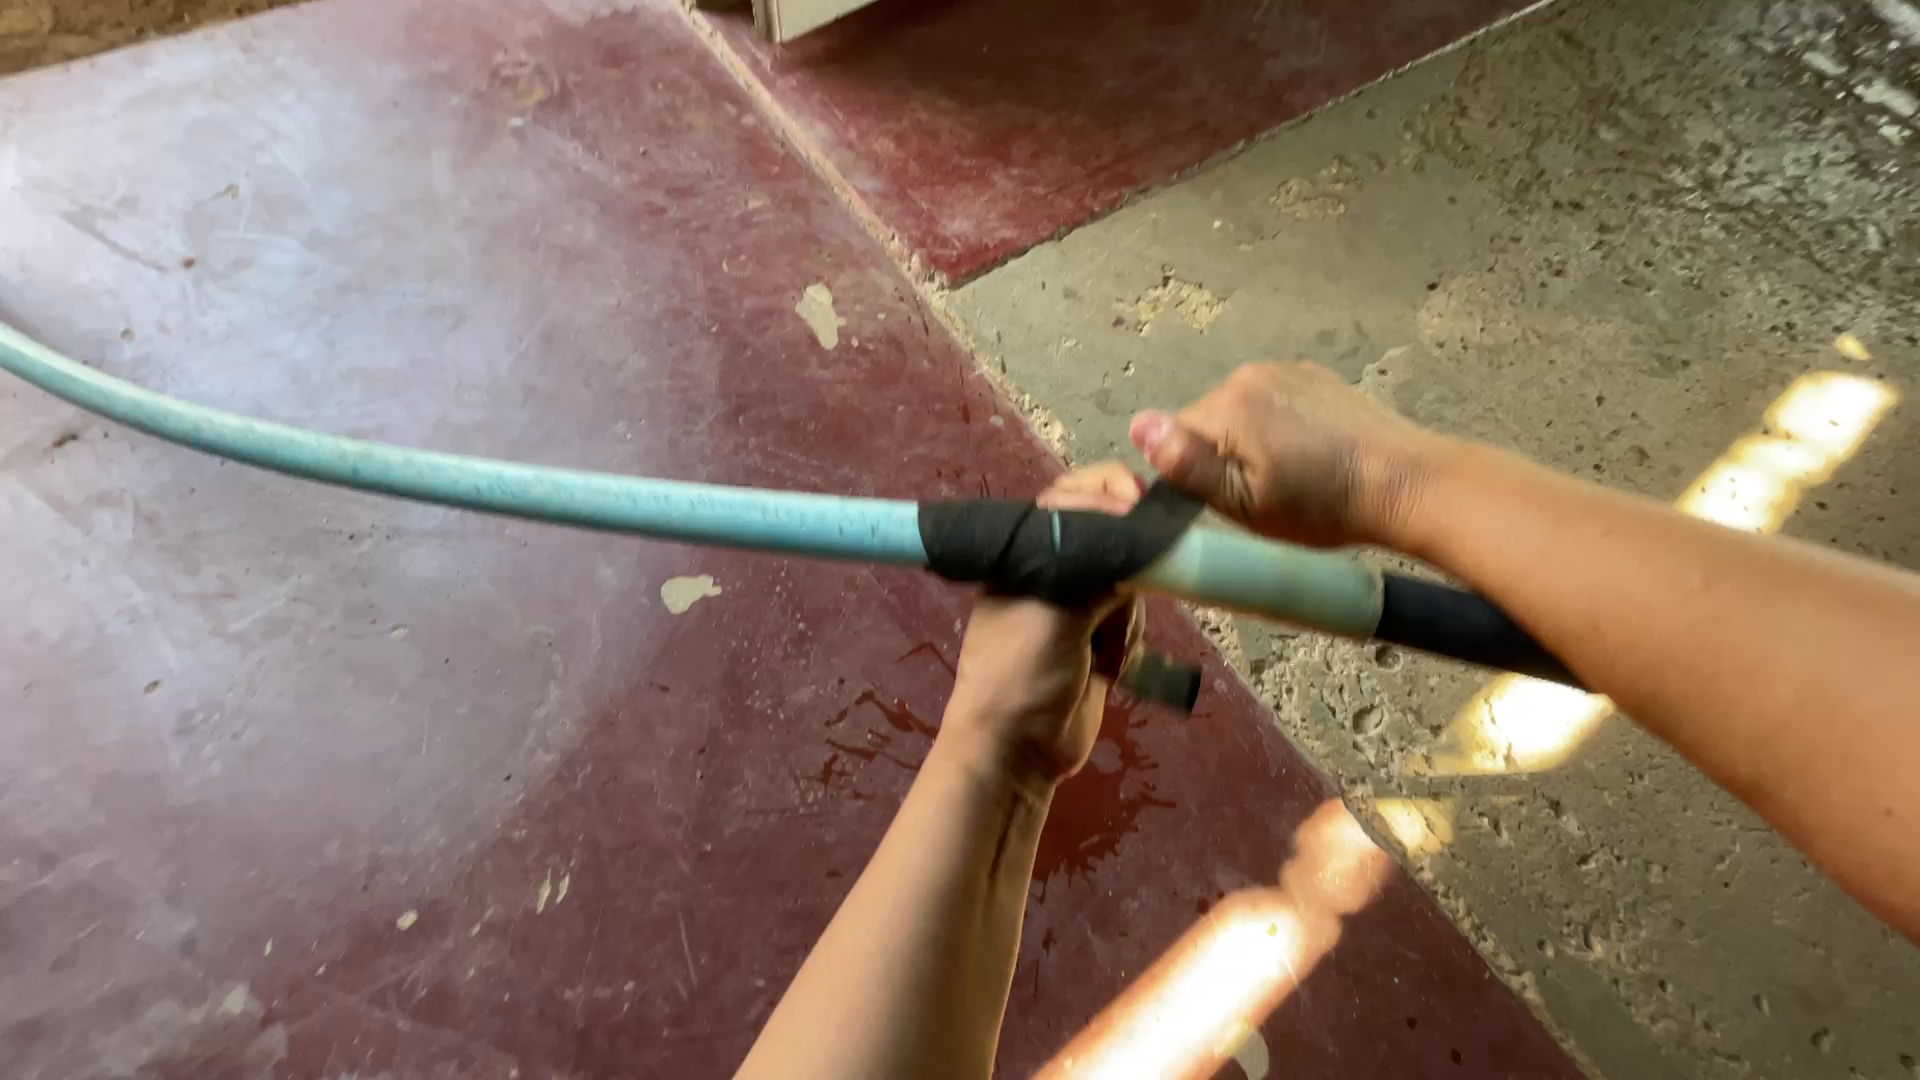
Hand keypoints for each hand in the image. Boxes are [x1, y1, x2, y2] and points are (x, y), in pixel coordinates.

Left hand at [941, 462, 1144, 788]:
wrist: (1018, 749)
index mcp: (1024, 553)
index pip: (1069, 501)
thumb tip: (1139, 541)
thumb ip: (1096, 572)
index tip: (1138, 508)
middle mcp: (1050, 570)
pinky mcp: (1098, 636)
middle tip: (1128, 589)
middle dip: (1125, 565)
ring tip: (1106, 646)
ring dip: (1126, 614)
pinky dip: (1129, 639)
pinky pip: (1131, 618)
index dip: (1107, 497)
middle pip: (1108, 537)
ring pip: (1128, 580)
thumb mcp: (1054, 614)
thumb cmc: (1020, 673)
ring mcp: (1076, 604)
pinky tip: (1113, 666)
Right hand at [1128, 361, 1448, 548]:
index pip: (1175, 437)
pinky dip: (1276, 425)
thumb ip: (1187, 464)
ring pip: (1238, 411)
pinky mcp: (1314, 375)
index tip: (1231, 498)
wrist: (1407, 484)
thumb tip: (1138, 424)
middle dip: (1220, 454)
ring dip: (1248, 439)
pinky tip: (1307, 451)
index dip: (1195, 474)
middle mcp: (1250, 375)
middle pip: (1206, 420)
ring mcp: (1286, 370)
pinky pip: (1271, 401)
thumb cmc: (1320, 505)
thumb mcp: (1241, 502)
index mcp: (1227, 404)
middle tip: (1260, 491)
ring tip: (1288, 472)